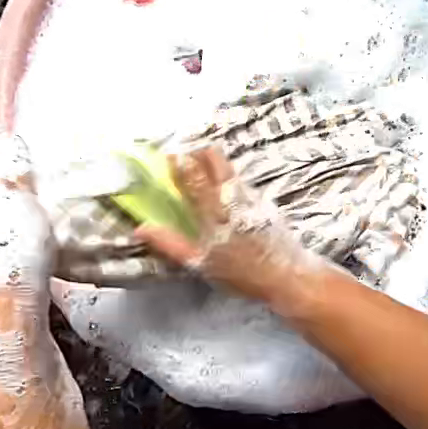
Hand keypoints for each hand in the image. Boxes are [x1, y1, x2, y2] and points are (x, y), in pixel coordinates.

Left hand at [0, 128, 80, 428]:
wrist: (9, 334)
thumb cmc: (7, 263)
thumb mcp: (9, 195)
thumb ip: (3, 160)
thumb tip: (3, 139)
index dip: (3, 143)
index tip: (36, 147)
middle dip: (11, 173)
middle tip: (49, 174)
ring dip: (19, 202)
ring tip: (52, 203)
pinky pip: (2, 236)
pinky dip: (22, 229)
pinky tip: (45, 239)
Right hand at [134, 146, 337, 310]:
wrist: (286, 276)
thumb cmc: (240, 274)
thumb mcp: (200, 263)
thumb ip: (171, 244)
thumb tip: (140, 228)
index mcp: (213, 212)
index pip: (194, 177)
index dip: (181, 163)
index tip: (170, 155)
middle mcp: (232, 199)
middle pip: (217, 161)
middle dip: (201, 153)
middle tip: (188, 155)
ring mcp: (251, 198)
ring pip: (231, 170)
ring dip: (216, 162)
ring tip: (204, 165)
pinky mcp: (265, 203)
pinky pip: (243, 183)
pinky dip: (230, 179)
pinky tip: (226, 187)